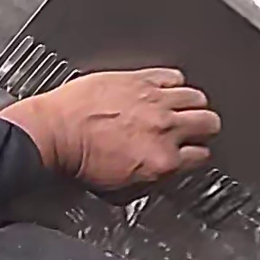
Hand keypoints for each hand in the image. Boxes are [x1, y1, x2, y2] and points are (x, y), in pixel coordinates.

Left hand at [0, 69, 222, 189]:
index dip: (194, 152)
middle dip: (202, 127)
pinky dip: (171, 82)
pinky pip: (172, 75)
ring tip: (181, 106)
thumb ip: (154, 174)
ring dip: (190, 103)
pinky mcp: (138, 80)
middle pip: (207, 123)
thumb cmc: (76, 158)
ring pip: (195, 97)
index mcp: (162, 160)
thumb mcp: (122, 184)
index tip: (189, 150)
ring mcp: (153, 101)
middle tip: (192, 127)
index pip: (200, 155)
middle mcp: (164, 129)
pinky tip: (164, 87)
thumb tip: (165, 168)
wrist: (52, 134)